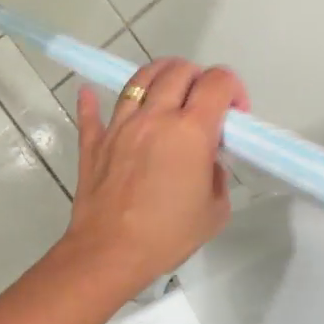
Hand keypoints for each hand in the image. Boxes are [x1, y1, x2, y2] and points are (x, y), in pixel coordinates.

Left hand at [62, 58, 248, 298]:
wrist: (109, 253)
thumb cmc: (166, 235)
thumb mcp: (215, 210)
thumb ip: (216, 174)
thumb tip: (206, 160)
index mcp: (190, 130)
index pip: (218, 82)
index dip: (233, 90)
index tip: (234, 114)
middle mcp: (153, 118)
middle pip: (177, 71)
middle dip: (197, 78)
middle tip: (201, 102)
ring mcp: (118, 127)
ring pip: (137, 80)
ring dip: (157, 77)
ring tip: (165, 92)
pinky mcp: (92, 144)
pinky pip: (90, 114)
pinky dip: (90, 101)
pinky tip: (89, 94)